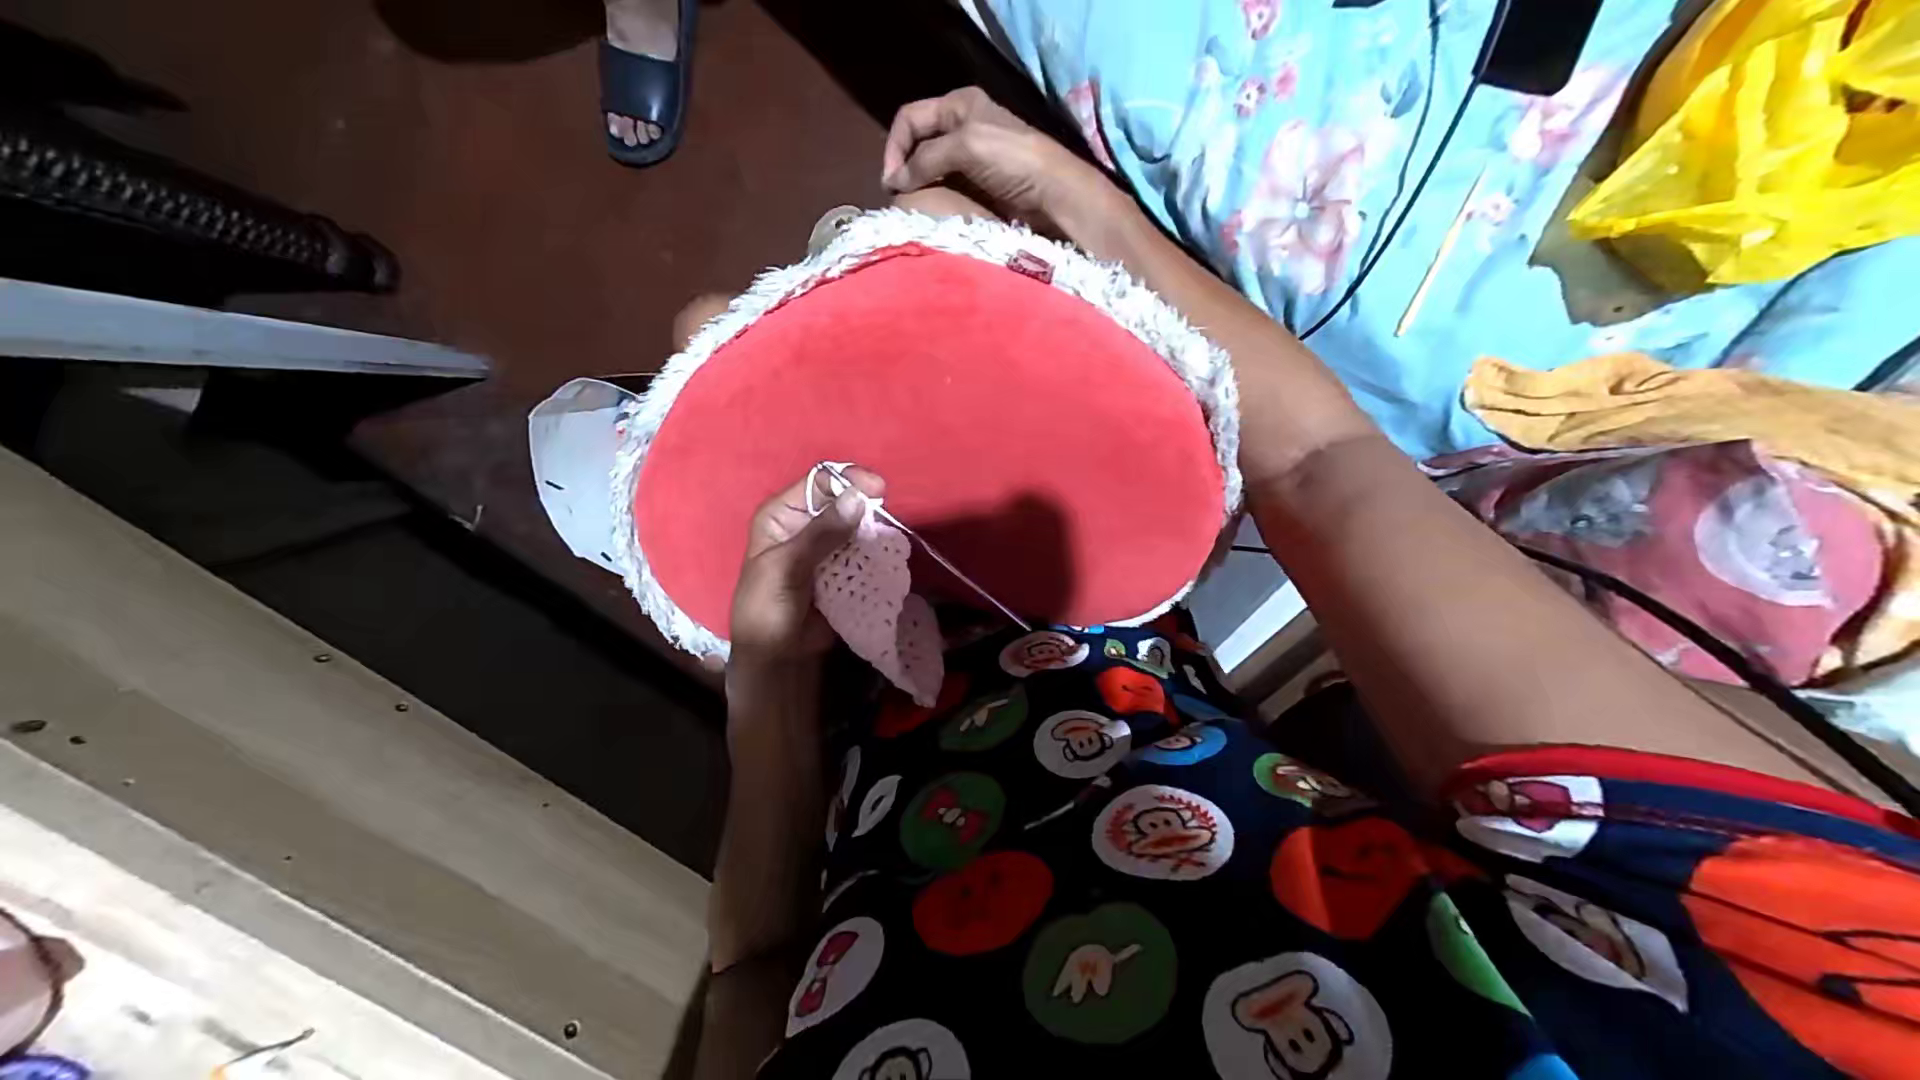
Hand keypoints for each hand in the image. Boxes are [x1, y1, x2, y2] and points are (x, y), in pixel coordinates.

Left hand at [727, 466, 886, 671]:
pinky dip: (876, 551)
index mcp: (782, 515)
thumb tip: (858, 498)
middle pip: (843, 501)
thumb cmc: (767, 609)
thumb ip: (821, 533)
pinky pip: (864, 550)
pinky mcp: (844, 567)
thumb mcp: (787, 567)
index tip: (878, 490)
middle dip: (866, 506)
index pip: (819, 482)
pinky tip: (886, 555)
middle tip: (888, 517)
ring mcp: (826, 546)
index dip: (848, 480)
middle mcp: (805, 524)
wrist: (777, 657)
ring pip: (857, 526)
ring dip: (873, 531)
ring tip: (889, 540)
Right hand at [881, 87, 1114, 234]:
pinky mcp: (979, 190)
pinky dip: (935, 202)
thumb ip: (927, 158)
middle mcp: (963, 129)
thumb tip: (895, 182)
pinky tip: (932, 216)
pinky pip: (947, 192)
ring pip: (931, 172)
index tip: (891, 181)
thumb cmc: (1013, 161)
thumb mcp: (966, 146)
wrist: (1054, 196)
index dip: (894, 147)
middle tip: (898, 200)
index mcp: (959, 106)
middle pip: (918, 146)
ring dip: (918, 190)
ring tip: (911, 211)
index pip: (909, 119)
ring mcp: (972, 162)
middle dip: (903, 170)